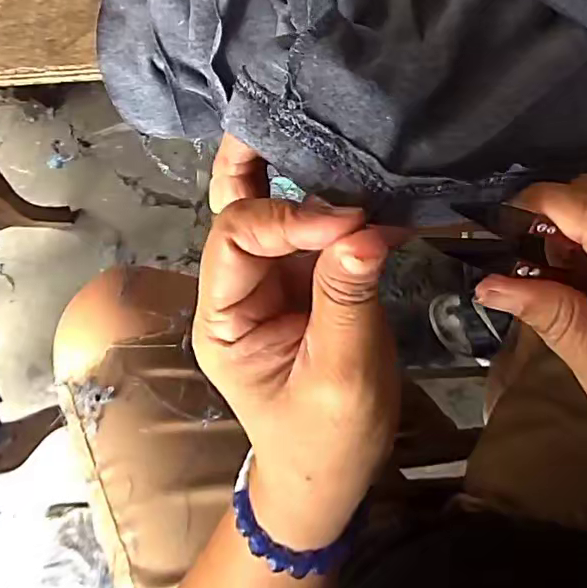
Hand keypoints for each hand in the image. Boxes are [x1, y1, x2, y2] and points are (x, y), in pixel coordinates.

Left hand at [193, 135, 403, 548]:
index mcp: (222, 315)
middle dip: (249, 158)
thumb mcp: (339, 379)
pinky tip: (361, 175)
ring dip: (290, 165)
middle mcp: (239, 283)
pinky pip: (314, 224)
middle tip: (279, 112)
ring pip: (270, 203)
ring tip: (314, 122)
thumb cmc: (324, 441)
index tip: (348, 221)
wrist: (330, 475)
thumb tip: (364, 228)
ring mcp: (273, 276)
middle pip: (233, 205)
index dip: (287, 217)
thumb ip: (347, 300)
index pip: (237, 237)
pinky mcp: (307, 275)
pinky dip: (334, 197)